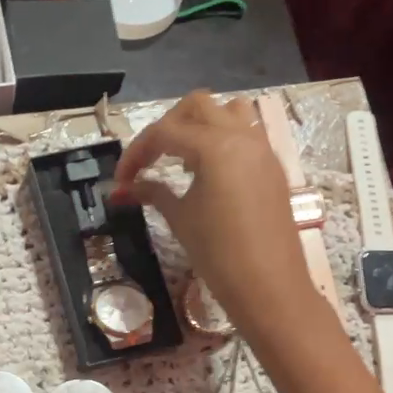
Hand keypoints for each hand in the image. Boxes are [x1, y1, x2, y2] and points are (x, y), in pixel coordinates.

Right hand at [112, 92, 314, 329]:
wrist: (269, 286)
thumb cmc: (219, 254)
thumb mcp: (180, 219)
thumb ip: (152, 192)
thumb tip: (123, 188)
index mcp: (214, 146)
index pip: (165, 132)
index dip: (136, 152)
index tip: (122, 179)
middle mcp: (241, 136)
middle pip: (197, 106)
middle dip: (168, 126)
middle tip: (151, 158)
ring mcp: (261, 149)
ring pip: (228, 111)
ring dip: (201, 123)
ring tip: (183, 154)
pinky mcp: (271, 166)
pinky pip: (246, 133)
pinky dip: (222, 138)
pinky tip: (207, 170)